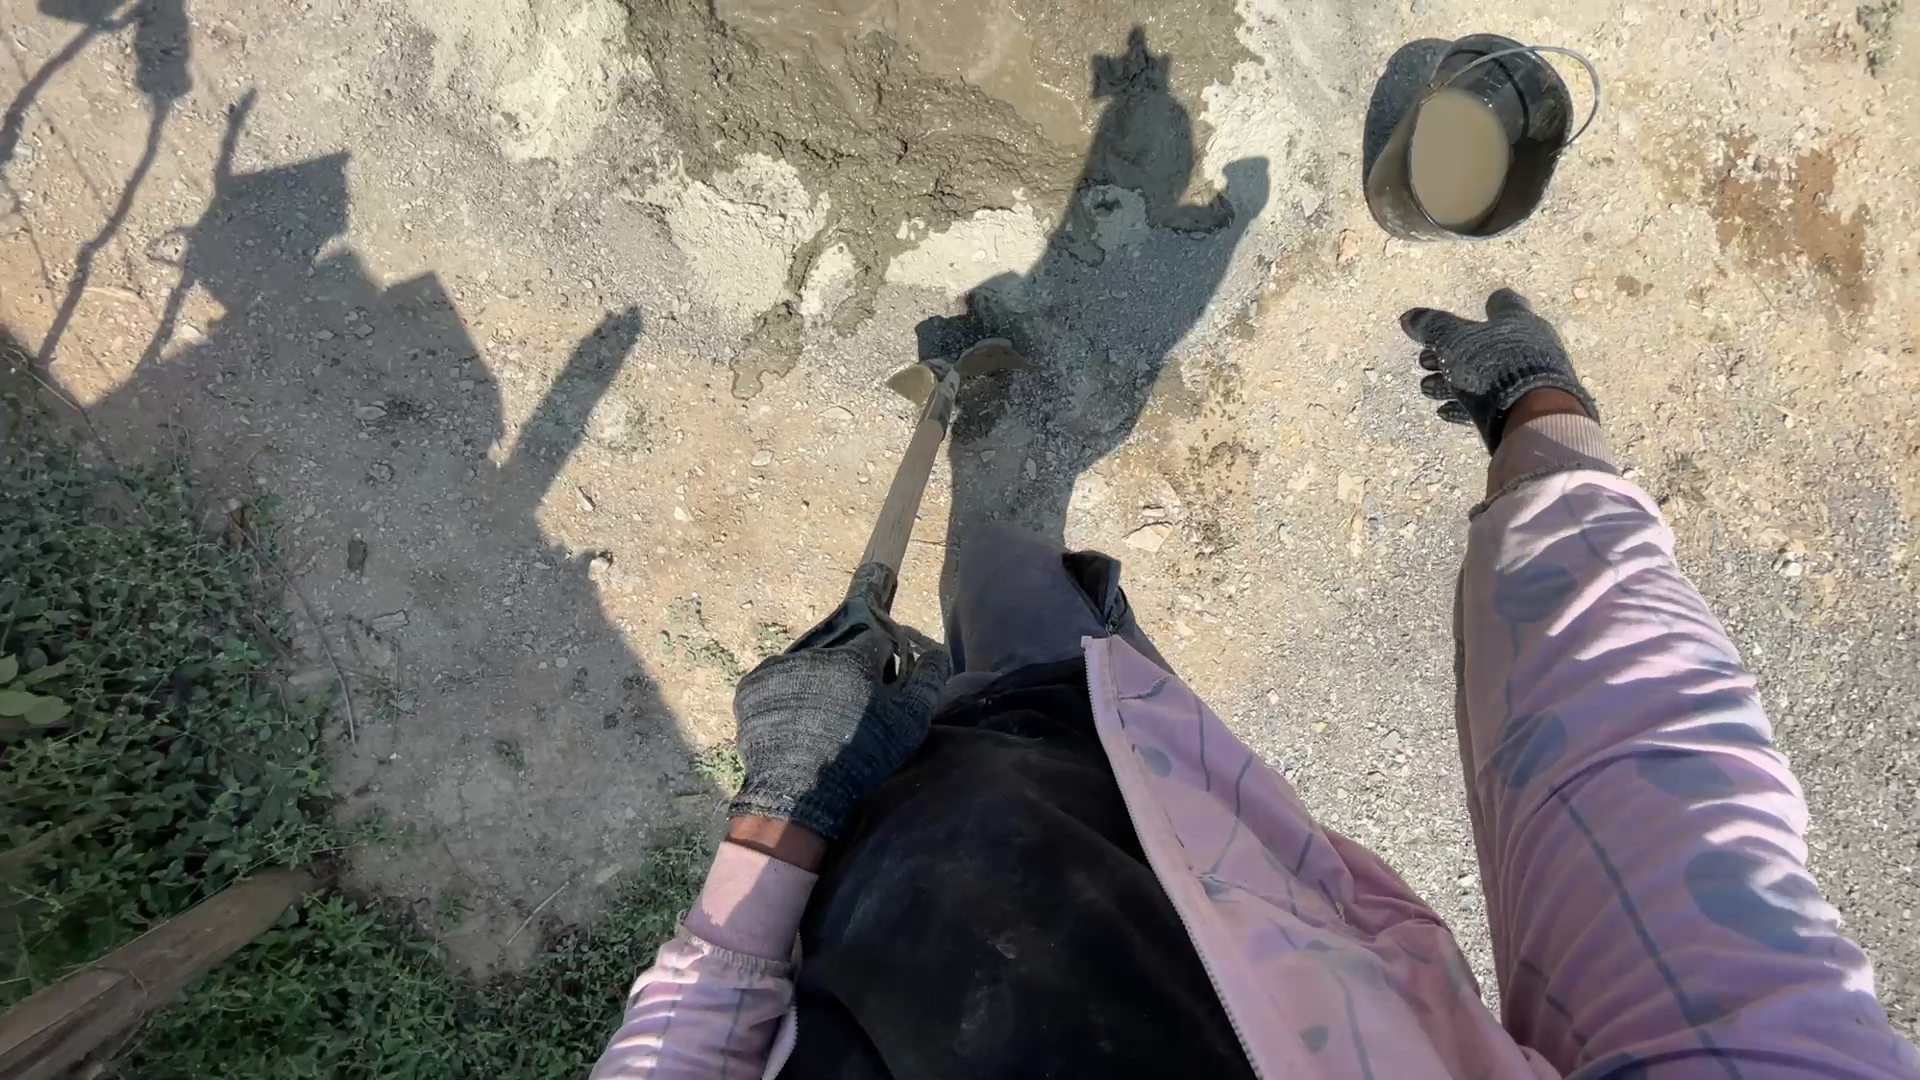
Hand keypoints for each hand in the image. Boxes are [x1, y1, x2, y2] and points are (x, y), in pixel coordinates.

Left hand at [729, 590, 950, 840]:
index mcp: (854, 658)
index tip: (880, 686)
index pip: (875, 641)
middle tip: (849, 708)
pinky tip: (792, 721)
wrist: (801, 794)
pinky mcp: (750, 687)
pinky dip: (784, 695)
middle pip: (838, 654)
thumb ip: (928, 681)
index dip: (882, 663)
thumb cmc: (863, 757)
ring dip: (815, 682)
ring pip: (806, 666)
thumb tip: (937, 651)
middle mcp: (814, 654)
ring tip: (817, 719)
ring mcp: (778, 668)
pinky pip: (774, 681)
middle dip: (847, 674)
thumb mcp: (909, 723)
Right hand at [1400, 289, 1597, 450]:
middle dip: (1451, 352)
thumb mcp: (1454, 340)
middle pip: (1484, 344)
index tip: (1490, 300)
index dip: (1495, 302)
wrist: (1527, 411)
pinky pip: (1486, 402)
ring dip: (1450, 381)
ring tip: (1428, 387)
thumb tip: (1408, 315)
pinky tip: (1445, 410)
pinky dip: (1463, 404)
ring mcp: (1525, 378)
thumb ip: (1432, 327)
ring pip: (1481, 375)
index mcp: (1517, 322)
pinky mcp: (1518, 407)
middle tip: (1427, 360)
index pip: (1506, 303)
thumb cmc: (1491, 364)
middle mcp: (1527, 346)